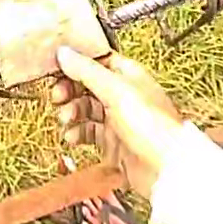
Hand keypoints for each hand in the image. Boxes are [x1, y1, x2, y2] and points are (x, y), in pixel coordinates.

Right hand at [50, 48, 184, 197]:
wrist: (166, 170)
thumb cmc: (152, 126)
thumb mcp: (116, 91)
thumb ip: (87, 71)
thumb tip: (64, 52)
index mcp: (127, 74)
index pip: (96, 59)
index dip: (76, 62)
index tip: (56, 66)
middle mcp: (122, 94)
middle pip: (87, 84)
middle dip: (69, 89)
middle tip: (57, 96)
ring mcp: (117, 118)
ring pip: (85, 109)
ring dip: (71, 112)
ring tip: (66, 119)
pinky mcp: (112, 142)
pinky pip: (88, 132)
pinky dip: (77, 132)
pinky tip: (72, 136)